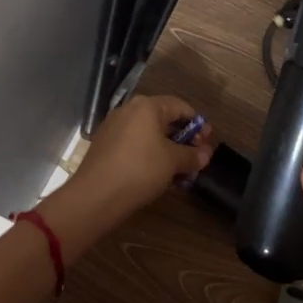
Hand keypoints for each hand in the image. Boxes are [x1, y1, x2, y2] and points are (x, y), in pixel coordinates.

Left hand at [40, 95, 214, 262]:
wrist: (95, 196)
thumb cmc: (140, 170)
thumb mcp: (172, 162)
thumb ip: (192, 155)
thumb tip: (206, 155)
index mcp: (147, 106)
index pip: (180, 107)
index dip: (197, 123)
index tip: (207, 142)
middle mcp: (129, 110)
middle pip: (163, 119)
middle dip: (182, 138)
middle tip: (194, 157)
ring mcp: (114, 126)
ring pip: (148, 133)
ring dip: (166, 148)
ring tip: (177, 169)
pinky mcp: (104, 144)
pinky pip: (134, 143)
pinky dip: (148, 153)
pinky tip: (155, 173)